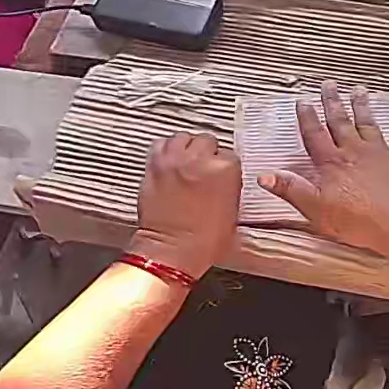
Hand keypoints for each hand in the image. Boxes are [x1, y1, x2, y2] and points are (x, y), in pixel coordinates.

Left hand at [129, 132, 241, 278]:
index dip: (225, 168)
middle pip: (207, 141)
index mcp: (225, 169)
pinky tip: (170, 161)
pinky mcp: (154, 166)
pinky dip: (166, 150)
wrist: (173, 251)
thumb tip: (225, 177)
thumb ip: (230, 185)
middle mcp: (199, 159)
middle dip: (207, 153)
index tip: (221, 177)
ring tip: (187, 161)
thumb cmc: (205, 239)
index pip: (230, 155)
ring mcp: (174, 160)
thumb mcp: (233, 211)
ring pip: (183, 137)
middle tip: (204, 168)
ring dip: (187, 147)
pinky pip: (160, 145)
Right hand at [260, 83, 388, 314]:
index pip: (315, 136)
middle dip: (333, 103)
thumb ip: (291, 190)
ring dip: (363, 108)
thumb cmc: (358, 221)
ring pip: (369, 126)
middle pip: (341, 123)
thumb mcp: (316, 210)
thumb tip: (263, 175)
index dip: (307, 118)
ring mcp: (382, 156)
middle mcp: (356, 152)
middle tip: (329, 83)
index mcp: (333, 164)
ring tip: (359, 90)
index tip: (302, 100)